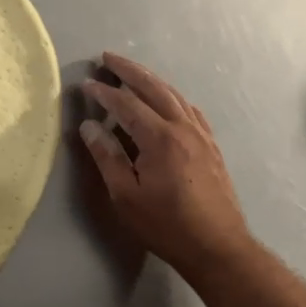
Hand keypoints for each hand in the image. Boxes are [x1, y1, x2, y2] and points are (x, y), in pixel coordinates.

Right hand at [80, 52, 250, 275]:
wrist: (219, 249)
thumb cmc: (167, 225)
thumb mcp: (126, 196)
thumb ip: (107, 157)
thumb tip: (89, 126)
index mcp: (159, 138)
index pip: (126, 104)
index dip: (104, 92)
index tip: (86, 84)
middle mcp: (182, 127)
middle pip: (153, 87)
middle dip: (129, 70)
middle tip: (107, 58)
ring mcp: (201, 135)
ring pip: (174, 94)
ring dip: (151, 79)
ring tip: (132, 72)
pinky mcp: (211, 145)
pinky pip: (189, 109)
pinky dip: (172, 96)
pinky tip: (166, 100)